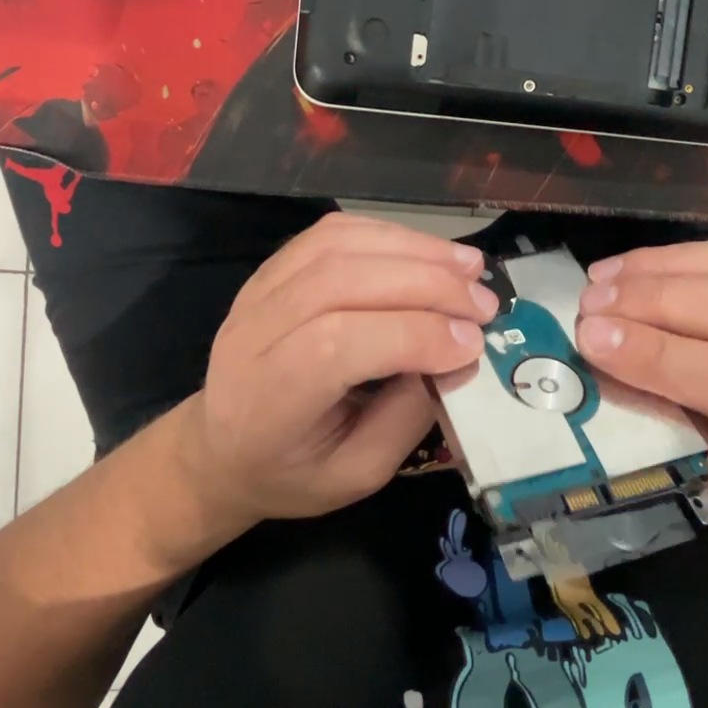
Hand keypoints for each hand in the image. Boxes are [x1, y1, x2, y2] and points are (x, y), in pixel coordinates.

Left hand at [175, 212, 499, 524]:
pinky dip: (389, 234)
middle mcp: (253, 332)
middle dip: (426, 285)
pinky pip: (333, 233)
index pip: (336, 344)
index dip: (411, 335)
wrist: (223, 444)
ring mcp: (258, 290)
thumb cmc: (292, 470)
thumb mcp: (357, 474)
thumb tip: (460, 356)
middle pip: (339, 282)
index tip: (472, 344)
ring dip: (414, 249)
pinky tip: (429, 252)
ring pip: (338, 245)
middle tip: (484, 303)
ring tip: (470, 267)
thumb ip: (407, 417)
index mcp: (267, 399)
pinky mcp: (272, 268)